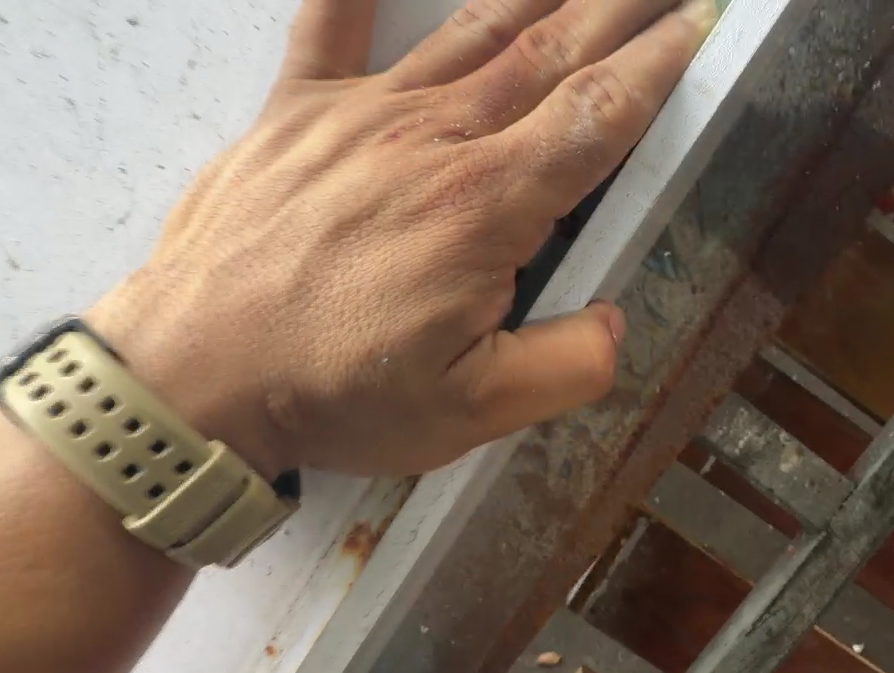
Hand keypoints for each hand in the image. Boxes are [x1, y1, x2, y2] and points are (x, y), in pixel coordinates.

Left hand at [88, 0, 720, 476]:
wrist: (194, 377)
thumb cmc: (336, 396)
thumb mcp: (474, 412)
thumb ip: (566, 367)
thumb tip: (616, 322)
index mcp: (483, 211)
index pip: (594, 118)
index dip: (656, 68)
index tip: (699, 24)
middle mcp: (431, 142)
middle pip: (546, 53)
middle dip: (618, 7)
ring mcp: (358, 119)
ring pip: (469, 31)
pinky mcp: (292, 119)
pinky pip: (330, 26)